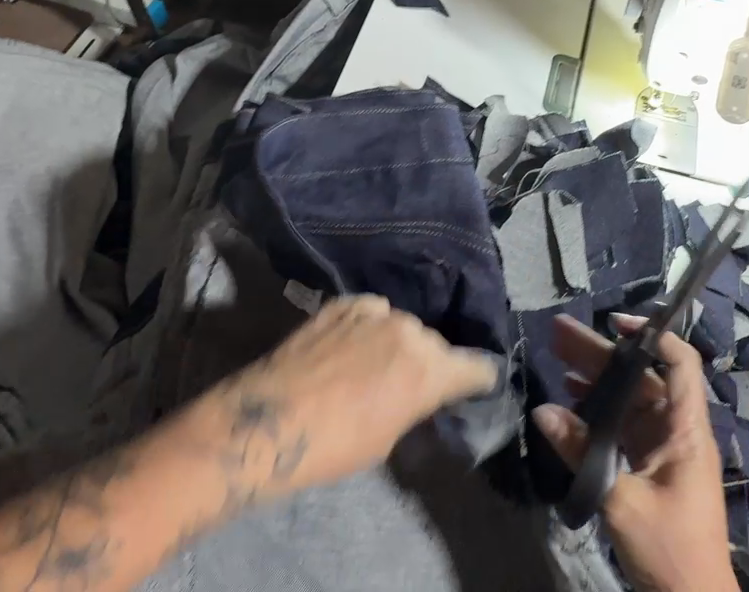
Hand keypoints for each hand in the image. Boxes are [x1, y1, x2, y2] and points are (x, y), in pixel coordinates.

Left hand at [194, 295, 499, 504]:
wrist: (269, 421)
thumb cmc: (334, 445)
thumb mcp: (388, 438)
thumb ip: (414, 406)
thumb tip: (422, 398)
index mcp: (430, 370)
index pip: (477, 367)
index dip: (479, 380)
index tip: (474, 387)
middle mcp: (409, 332)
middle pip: (436, 344)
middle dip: (431, 363)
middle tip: (411, 385)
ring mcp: (374, 312)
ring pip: (402, 325)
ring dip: (397, 342)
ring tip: (376, 364)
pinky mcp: (342, 304)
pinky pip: (371, 311)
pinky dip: (369, 326)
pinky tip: (353, 344)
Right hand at [532, 314, 736, 591]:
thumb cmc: (670, 548)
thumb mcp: (621, 501)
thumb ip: (582, 453)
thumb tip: (543, 412)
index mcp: (686, 430)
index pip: (680, 365)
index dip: (653, 336)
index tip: (614, 322)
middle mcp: (676, 431)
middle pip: (642, 378)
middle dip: (602, 354)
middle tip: (560, 332)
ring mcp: (662, 448)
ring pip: (628, 400)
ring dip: (596, 379)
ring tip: (557, 357)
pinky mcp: (648, 467)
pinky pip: (622, 426)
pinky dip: (597, 410)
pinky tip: (568, 400)